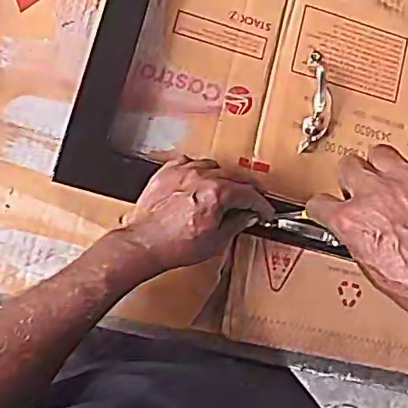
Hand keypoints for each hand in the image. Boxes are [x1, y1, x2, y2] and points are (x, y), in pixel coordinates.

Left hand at [105, 156, 274, 276]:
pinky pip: (189, 162)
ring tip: (225, 189)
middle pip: (234, 176)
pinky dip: (198, 170)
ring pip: (213, 166)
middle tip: (251, 200)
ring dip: (223, 177)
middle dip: (246, 190)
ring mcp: (183, 172)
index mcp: (217, 193)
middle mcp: (201, 177)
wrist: (143, 244)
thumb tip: (248, 215)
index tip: (264, 211)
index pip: (249, 194)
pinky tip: (199, 179)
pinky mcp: (167, 172)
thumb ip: (236, 223)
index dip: (261, 205)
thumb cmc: (174, 245)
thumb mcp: (215, 241)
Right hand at [305, 145, 407, 339]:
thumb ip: (360, 241)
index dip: (325, 208)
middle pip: (349, 166)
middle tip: (364, 190)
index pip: (320, 203)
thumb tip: (359, 235)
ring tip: (393, 181)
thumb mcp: (377, 274)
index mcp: (354, 222)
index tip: (330, 208)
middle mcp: (378, 194)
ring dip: (384, 167)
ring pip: (382, 153)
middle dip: (354, 179)